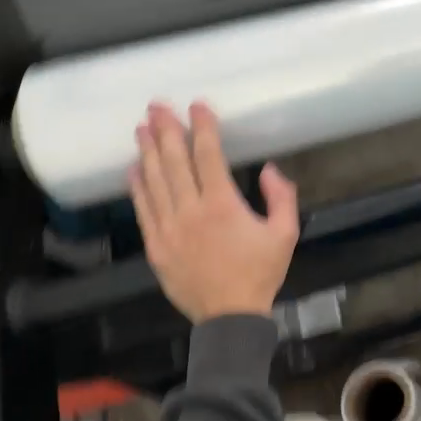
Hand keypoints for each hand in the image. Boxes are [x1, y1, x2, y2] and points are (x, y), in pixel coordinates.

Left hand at [129, 102, 299, 322]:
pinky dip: (138, 186)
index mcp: (223, 205)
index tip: (197, 105)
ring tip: (141, 127)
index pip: (208, 156)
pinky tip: (135, 168)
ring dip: (148, 152)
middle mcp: (190, 211)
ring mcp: (168, 228)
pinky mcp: (156, 245)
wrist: (229, 315)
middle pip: (174, 162)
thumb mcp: (286, 234)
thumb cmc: (260, 272)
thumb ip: (281, 198)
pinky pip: (143, 209)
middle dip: (166, 131)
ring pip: (154, 181)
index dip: (203, 128)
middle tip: (157, 106)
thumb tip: (268, 170)